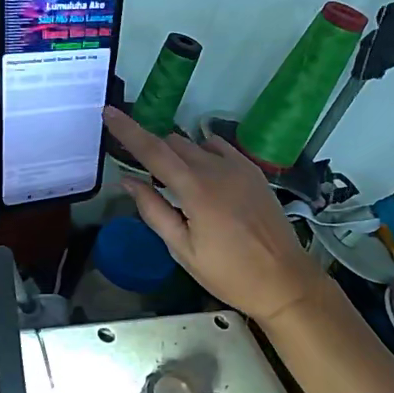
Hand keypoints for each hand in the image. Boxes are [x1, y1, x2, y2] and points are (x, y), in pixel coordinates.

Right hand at [102, 106, 328, 323]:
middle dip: (152, 150)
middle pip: (173, 143)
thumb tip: (128, 180)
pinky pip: (219, 148)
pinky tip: (203, 175)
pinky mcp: (252, 171)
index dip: (128, 130)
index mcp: (195, 189)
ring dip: (177, 155)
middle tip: (142, 172)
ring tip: (176, 184)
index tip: (109, 112)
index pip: (152, 151)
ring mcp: (238, 166)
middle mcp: (216, 168)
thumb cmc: (229, 273)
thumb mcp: (182, 249)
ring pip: (195, 144)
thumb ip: (153, 210)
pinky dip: (203, 154)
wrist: (284, 280)